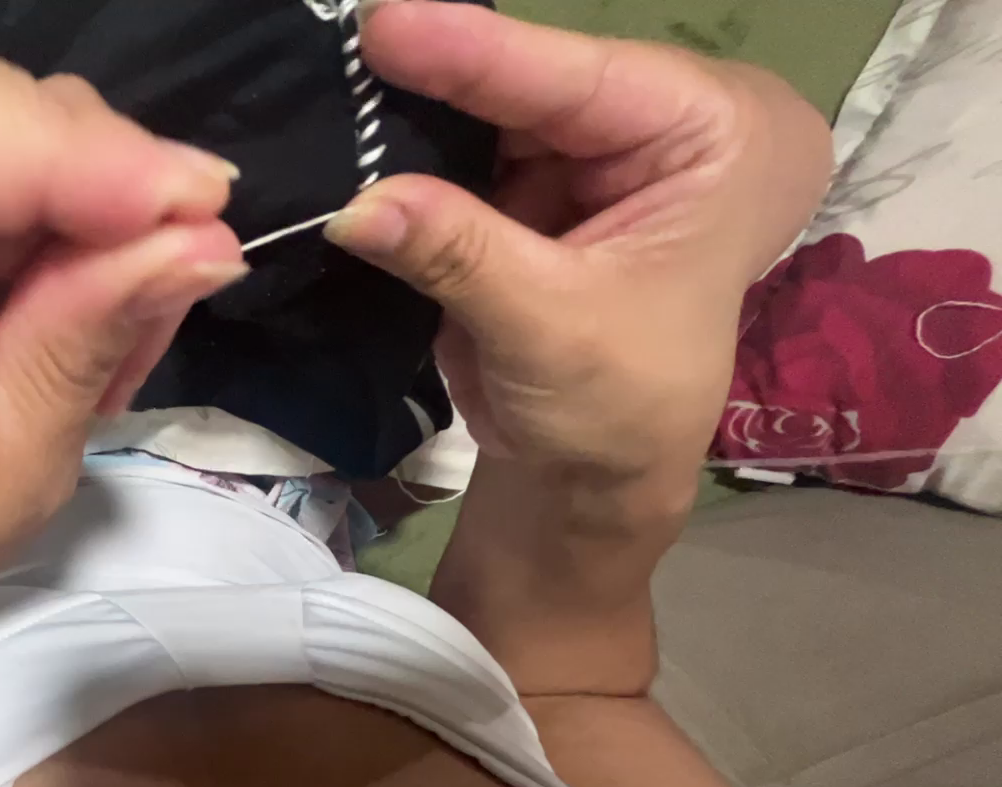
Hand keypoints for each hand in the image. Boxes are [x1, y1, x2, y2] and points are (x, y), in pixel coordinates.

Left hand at [0, 8, 245, 633]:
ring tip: (108, 322)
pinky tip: (73, 296)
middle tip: (154, 273)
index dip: (45, 134)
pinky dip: (62, 205)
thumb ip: (83, 355)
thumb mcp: (19, 486)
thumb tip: (196, 236)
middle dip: (83, 160)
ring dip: (86, 193)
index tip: (173, 207)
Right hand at [325, 1, 831, 492]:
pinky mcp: (525, 207)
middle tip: (354, 52)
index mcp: (716, 139)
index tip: (386, 24)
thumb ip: (456, 254)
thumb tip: (353, 205)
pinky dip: (406, 175)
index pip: (582, 81)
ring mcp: (583, 170)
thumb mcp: (544, 323)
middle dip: (442, 80)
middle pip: (531, 90)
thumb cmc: (608, 402)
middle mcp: (656, 134)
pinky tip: (358, 151)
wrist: (581, 470)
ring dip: (414, 126)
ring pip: (485, 129)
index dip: (479, 54)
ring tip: (342, 96)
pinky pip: (456, 177)